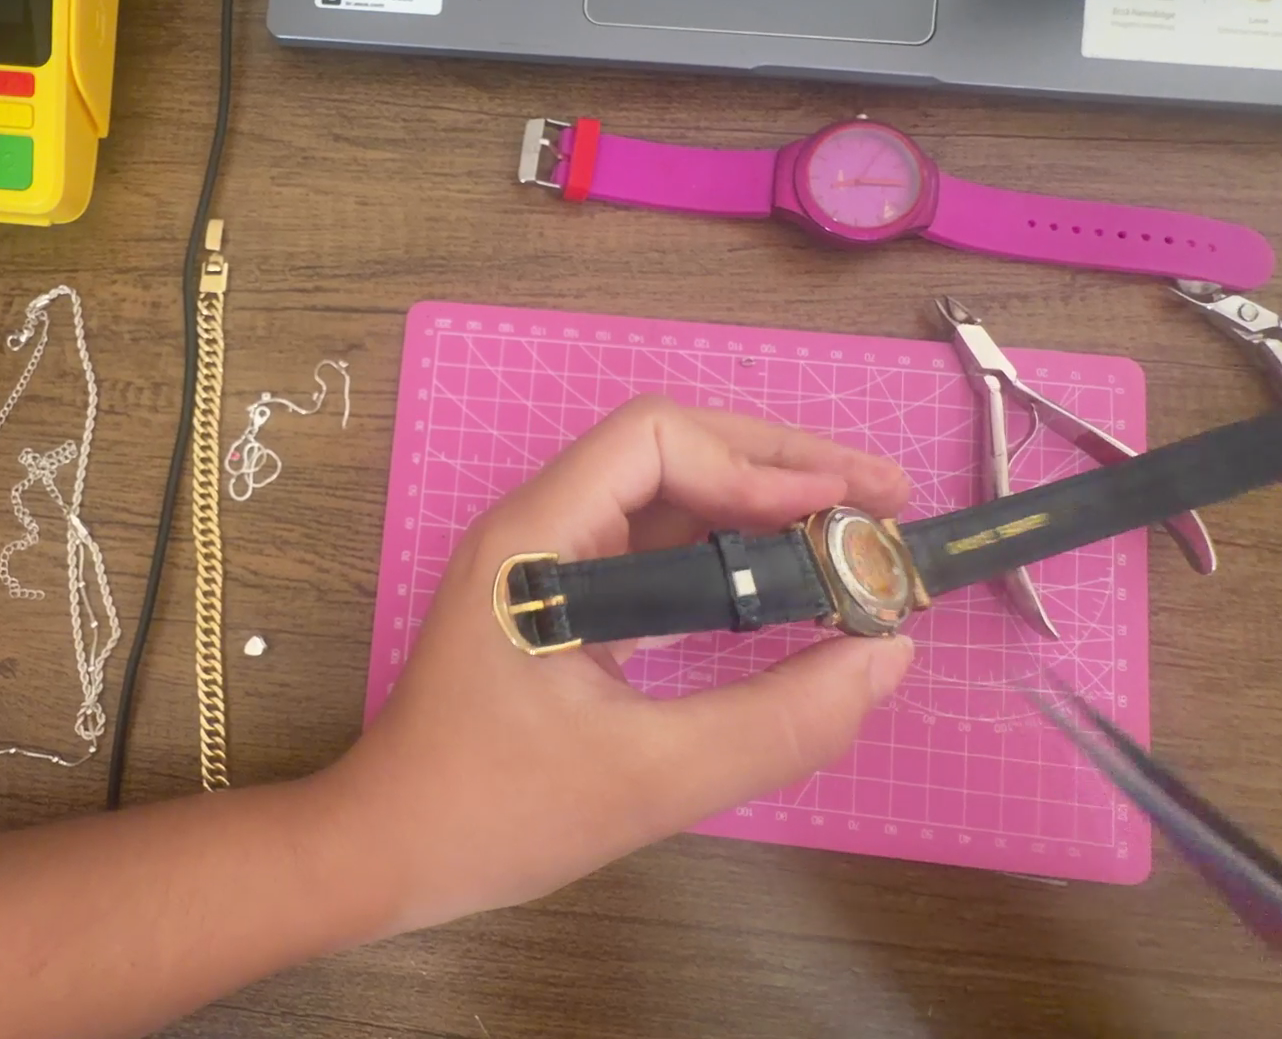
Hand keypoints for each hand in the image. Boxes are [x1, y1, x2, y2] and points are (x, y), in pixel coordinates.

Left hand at [326, 396, 915, 932]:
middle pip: (664, 454)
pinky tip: (777, 585)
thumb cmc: (496, 810)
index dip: (753, 461)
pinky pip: (645, 554)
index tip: (841, 512)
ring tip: (851, 538)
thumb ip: (776, 721)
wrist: (396, 840)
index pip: (651, 440)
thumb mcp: (649, 778)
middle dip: (775, 468)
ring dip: (754, 510)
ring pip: (660, 502)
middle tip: (881, 500)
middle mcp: (537, 529)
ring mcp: (544, 563)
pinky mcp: (557, 601)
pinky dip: (717, 559)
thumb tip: (885, 656)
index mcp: (537, 539)